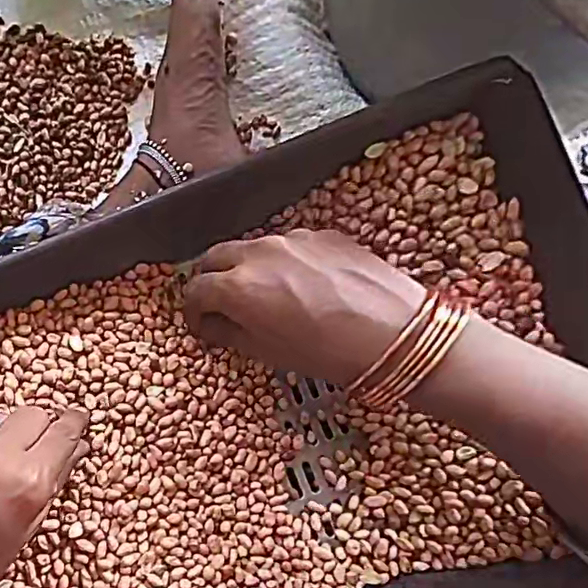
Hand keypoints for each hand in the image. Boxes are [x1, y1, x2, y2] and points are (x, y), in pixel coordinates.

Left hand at [0, 406, 90, 587]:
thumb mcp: (31, 524)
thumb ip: (56, 478)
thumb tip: (76, 446)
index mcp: (28, 482)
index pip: (63, 431)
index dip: (74, 423)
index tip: (77, 419)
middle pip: (33, 413)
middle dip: (41, 427)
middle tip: (37, 445)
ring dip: (5, 435)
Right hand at [182, 228, 424, 385]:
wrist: (395, 333)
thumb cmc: (326, 352)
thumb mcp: (267, 352)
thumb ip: (228, 332)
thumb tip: (211, 324)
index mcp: (237, 286)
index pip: (195, 289)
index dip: (192, 310)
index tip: (201, 324)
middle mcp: (258, 253)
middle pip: (215, 257)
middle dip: (210, 280)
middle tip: (218, 304)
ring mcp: (292, 239)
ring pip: (251, 249)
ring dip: (244, 269)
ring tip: (261, 295)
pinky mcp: (322, 235)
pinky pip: (287, 246)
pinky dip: (279, 263)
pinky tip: (299, 286)